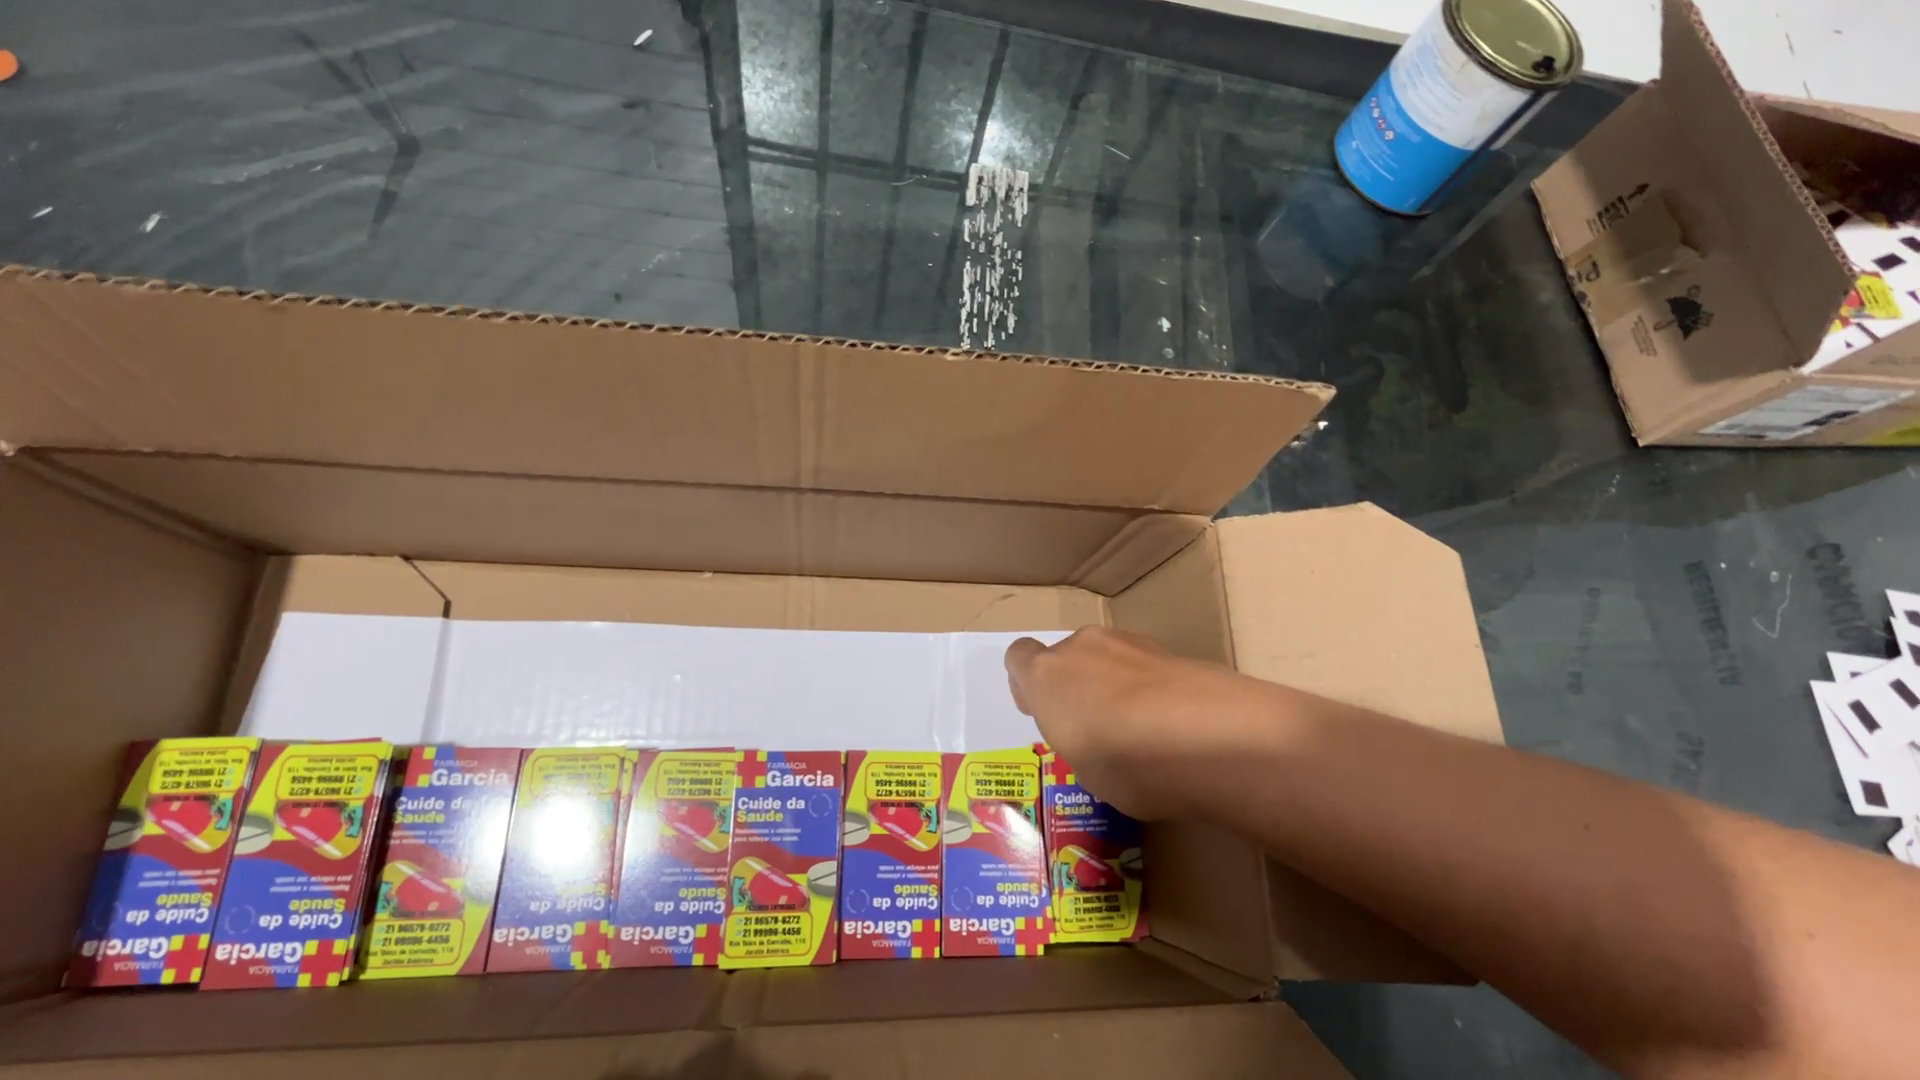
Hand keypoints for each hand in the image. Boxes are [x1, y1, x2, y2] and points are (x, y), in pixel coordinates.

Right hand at [1005, 626, 1249, 819]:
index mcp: (1045, 676)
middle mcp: (1081, 647)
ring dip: (1114, 684)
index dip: (1028, 683)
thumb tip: (1094, 735)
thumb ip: (1077, 740)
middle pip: (1067, 657)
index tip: (1045, 713)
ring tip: (1141, 731)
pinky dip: (1150, 687)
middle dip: (1076, 685)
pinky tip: (1171, 722)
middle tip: (1097, 729)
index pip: (1018, 657)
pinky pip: (1144, 666)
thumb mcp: (1085, 770)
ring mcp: (1128, 642)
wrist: (1208, 737)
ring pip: (1107, 659)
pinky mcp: (1171, 649)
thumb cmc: (1126, 764)